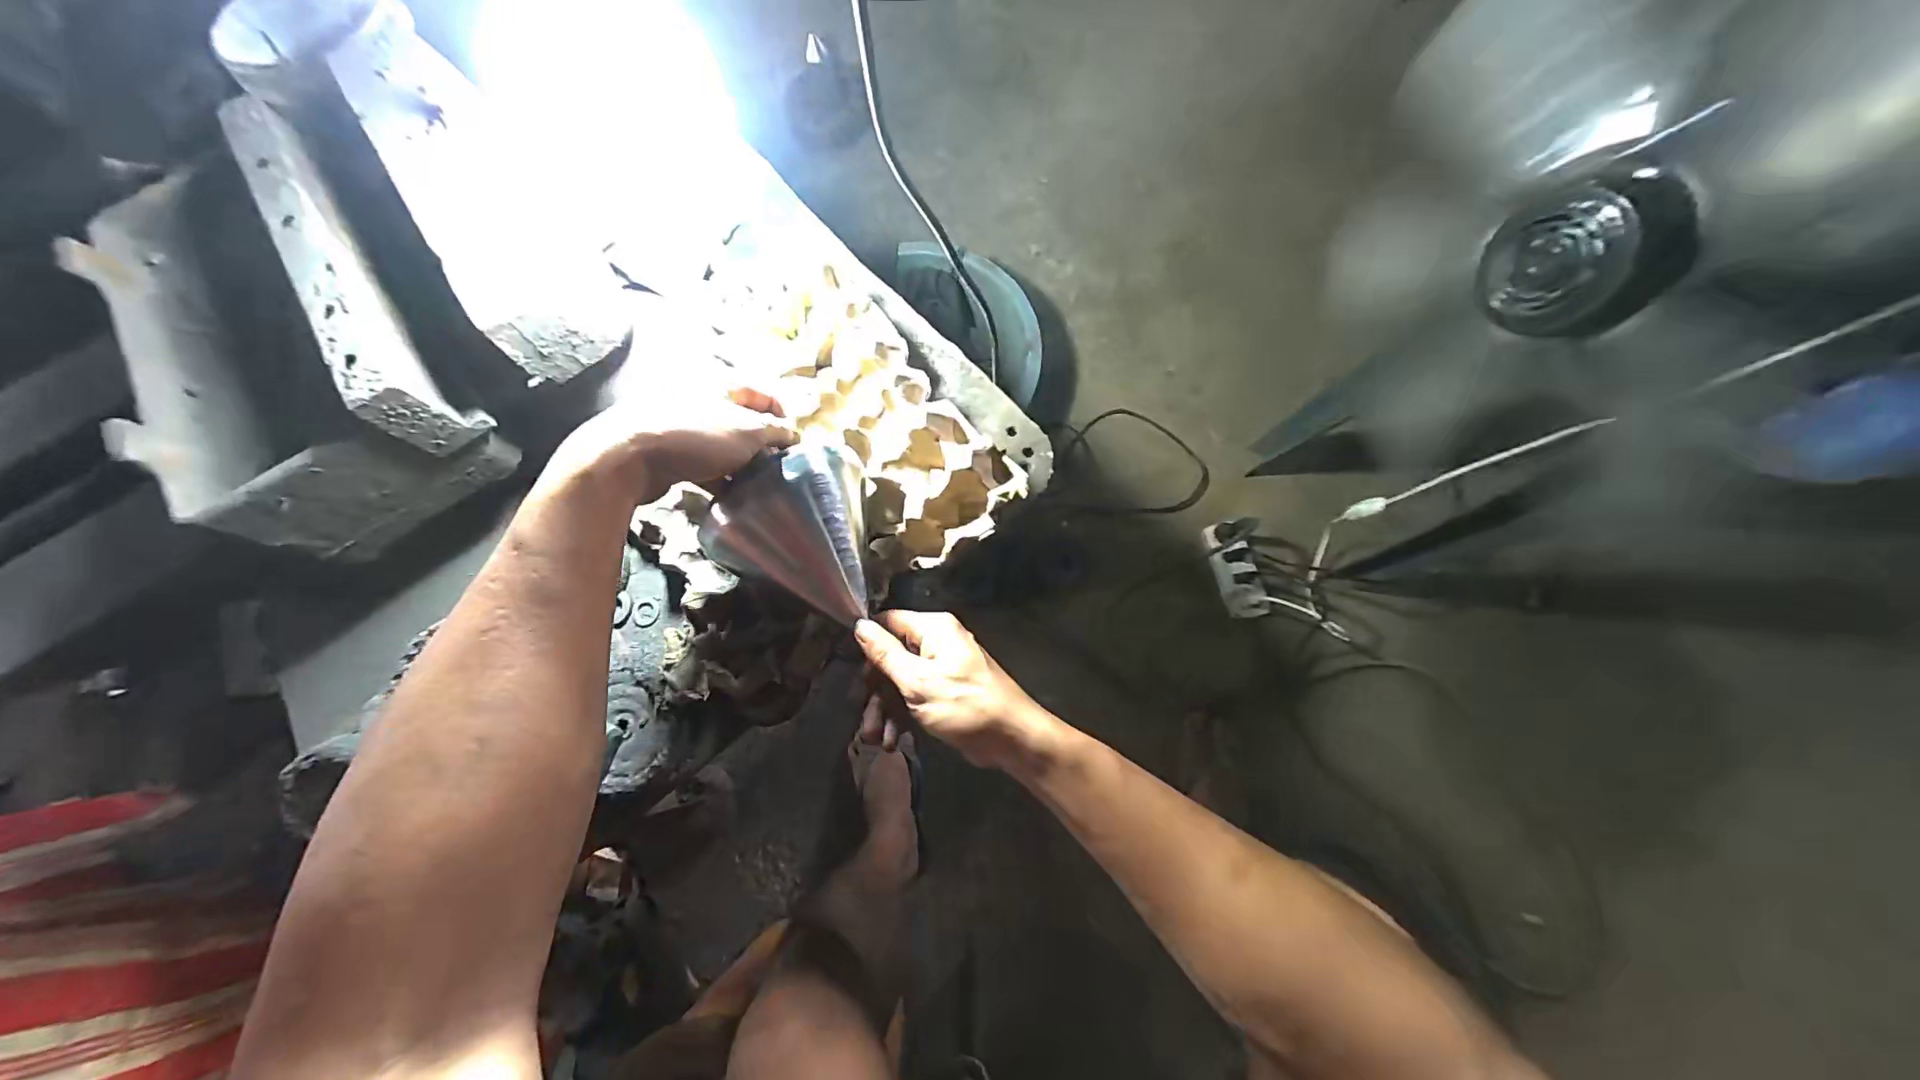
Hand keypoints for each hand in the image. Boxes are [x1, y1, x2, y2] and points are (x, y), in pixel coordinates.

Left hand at [541, 364, 796, 506]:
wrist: (628, 458)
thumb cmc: (696, 436)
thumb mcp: (748, 432)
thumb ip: (776, 432)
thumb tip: (793, 436)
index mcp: (720, 383)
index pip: (762, 393)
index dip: (783, 416)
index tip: (795, 443)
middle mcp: (701, 399)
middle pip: (743, 422)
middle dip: (763, 446)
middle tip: (778, 468)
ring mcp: (682, 426)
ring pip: (724, 446)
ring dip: (742, 466)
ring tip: (757, 487)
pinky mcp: (668, 452)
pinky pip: (703, 465)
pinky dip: (719, 479)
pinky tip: (730, 497)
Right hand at [854, 611, 1061, 773]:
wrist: (1012, 739)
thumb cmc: (967, 706)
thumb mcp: (918, 681)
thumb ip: (885, 653)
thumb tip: (860, 625)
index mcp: (934, 629)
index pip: (888, 622)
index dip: (866, 644)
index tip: (852, 671)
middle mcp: (938, 643)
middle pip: (891, 657)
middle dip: (875, 691)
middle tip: (865, 719)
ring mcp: (942, 669)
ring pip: (900, 682)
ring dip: (885, 710)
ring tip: (876, 739)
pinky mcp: (946, 692)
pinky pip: (915, 697)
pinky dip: (903, 717)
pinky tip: (894, 741)